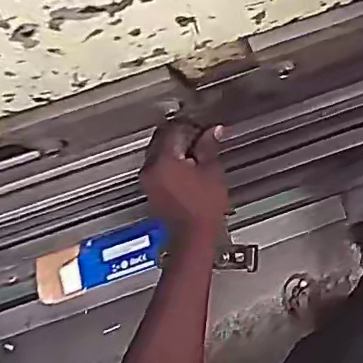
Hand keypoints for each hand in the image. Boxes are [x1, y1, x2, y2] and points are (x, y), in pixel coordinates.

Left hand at [140, 121, 226, 243]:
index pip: (174, 130)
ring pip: (159, 152)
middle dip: (181, 135)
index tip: (205, 128)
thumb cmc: (202, 209)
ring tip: (197, 153)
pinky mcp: (151, 190)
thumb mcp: (211, 171)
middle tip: (201, 137)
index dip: (192, 126)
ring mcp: (149, 180)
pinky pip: (158, 167)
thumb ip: (209, 147)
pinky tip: (188, 168)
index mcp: (164, 161)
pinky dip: (171, 162)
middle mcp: (151, 169)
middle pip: (162, 139)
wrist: (193, 237)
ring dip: (176, 148)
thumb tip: (213, 131)